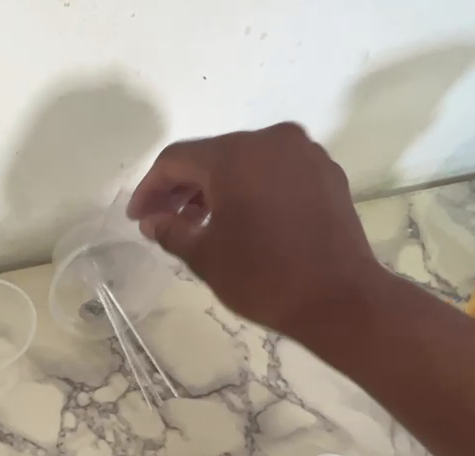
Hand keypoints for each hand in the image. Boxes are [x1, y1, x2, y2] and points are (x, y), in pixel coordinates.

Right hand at [128, 125, 395, 340]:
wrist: (336, 296)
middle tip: (161, 222)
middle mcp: (270, 140)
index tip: (137, 218)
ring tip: (197, 225)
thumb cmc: (262, 276)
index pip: (176, 160)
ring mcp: (303, 153)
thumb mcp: (204, 257)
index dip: (149, 188)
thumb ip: (171, 231)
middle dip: (182, 188)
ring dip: (215, 189)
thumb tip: (153, 221)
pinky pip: (273, 172)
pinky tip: (239, 221)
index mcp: (235, 156)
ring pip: (244, 162)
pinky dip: (248, 190)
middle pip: (212, 156)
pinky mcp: (324, 172)